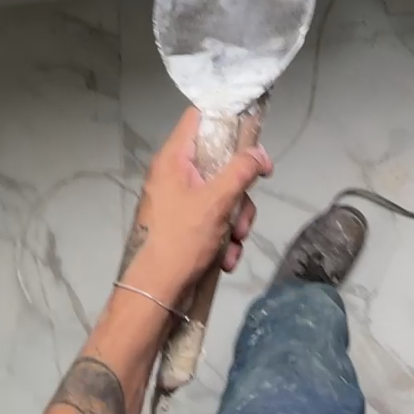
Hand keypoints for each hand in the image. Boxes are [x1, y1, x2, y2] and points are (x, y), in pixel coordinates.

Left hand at [120, 108, 273, 305]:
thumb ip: (242, 171)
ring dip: (236, 218)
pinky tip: (225, 258)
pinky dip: (224, 236)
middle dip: (240, 189)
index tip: (251, 130)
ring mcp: (178, 200)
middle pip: (219, 160)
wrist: (152, 297)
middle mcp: (174, 174)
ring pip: (222, 193)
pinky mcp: (184, 225)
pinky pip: (214, 218)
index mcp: (174, 159)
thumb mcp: (217, 201)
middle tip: (245, 206)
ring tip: (235, 242)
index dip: (226, 116)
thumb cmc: (180, 241)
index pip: (199, 116)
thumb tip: (260, 154)